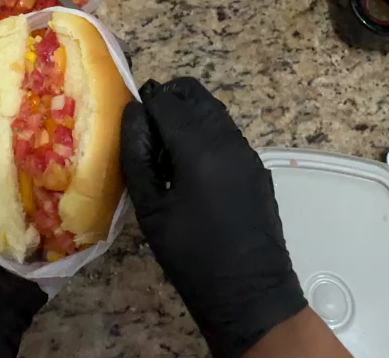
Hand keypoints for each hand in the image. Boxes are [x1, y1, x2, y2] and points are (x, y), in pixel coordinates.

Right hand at [121, 77, 307, 357]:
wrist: (251, 296)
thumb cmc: (192, 257)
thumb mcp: (151, 210)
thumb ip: (137, 155)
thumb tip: (132, 115)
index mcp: (199, 148)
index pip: (166, 99)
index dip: (145, 103)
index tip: (131, 123)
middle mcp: (227, 139)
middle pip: (193, 93)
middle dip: (167, 100)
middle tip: (148, 130)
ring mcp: (247, 150)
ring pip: (212, 108)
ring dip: (188, 114)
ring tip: (168, 150)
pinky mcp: (256, 165)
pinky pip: (226, 130)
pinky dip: (205, 131)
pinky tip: (192, 167)